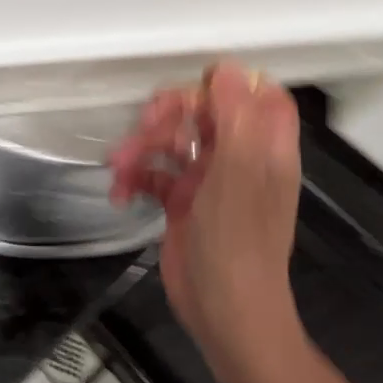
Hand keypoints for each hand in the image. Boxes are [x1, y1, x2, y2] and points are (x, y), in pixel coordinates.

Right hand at [111, 61, 302, 358]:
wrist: (225, 316)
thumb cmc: (238, 246)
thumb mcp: (237, 176)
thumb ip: (235, 119)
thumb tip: (225, 67)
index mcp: (263, 149)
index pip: (256, 95)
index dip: (227, 85)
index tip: (195, 90)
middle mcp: (238, 158)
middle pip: (202, 111)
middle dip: (168, 114)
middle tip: (146, 126)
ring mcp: (209, 180)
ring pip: (171, 139)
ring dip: (141, 146)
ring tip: (119, 167)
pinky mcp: (181, 201)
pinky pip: (153, 172)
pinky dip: (133, 177)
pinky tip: (120, 192)